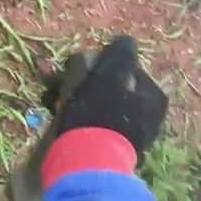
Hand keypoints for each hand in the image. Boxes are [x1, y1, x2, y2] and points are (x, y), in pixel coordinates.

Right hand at [43, 36, 167, 157]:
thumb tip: (123, 40)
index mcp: (152, 94)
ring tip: (47, 99)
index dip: (95, 63)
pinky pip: (91, 120)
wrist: (87, 160)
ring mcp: (129, 132)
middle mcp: (147, 113)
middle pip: (108, 85)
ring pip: (96, 102)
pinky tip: (54, 113)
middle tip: (52, 83)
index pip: (123, 66)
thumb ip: (119, 54)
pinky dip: (74, 113)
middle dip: (78, 80)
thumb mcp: (110, 75)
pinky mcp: (108, 145)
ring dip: (71, 95)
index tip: (71, 67)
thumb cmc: (99, 112)